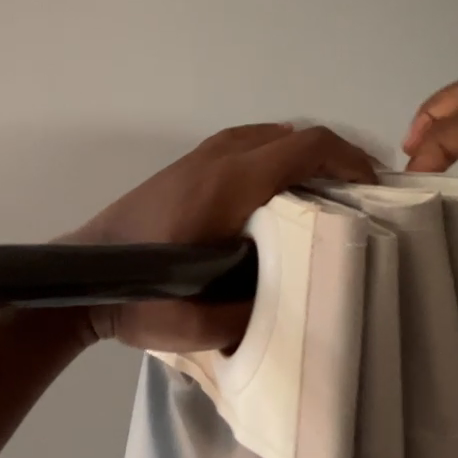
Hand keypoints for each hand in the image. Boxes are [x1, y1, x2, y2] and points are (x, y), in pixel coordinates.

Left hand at [67, 123, 376, 351]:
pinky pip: (251, 145)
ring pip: (272, 136)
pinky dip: (280, 159)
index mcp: (231, 182)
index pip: (307, 146)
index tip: (375, 190)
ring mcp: (202, 155)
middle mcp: (220, 156)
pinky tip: (283, 198)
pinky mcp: (191, 164)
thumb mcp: (201, 323)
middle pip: (295, 134)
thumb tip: (301, 304)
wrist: (83, 274)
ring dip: (306, 158)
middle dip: (336, 158)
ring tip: (328, 197)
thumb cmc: (138, 296)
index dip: (351, 160)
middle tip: (361, 198)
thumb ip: (257, 314)